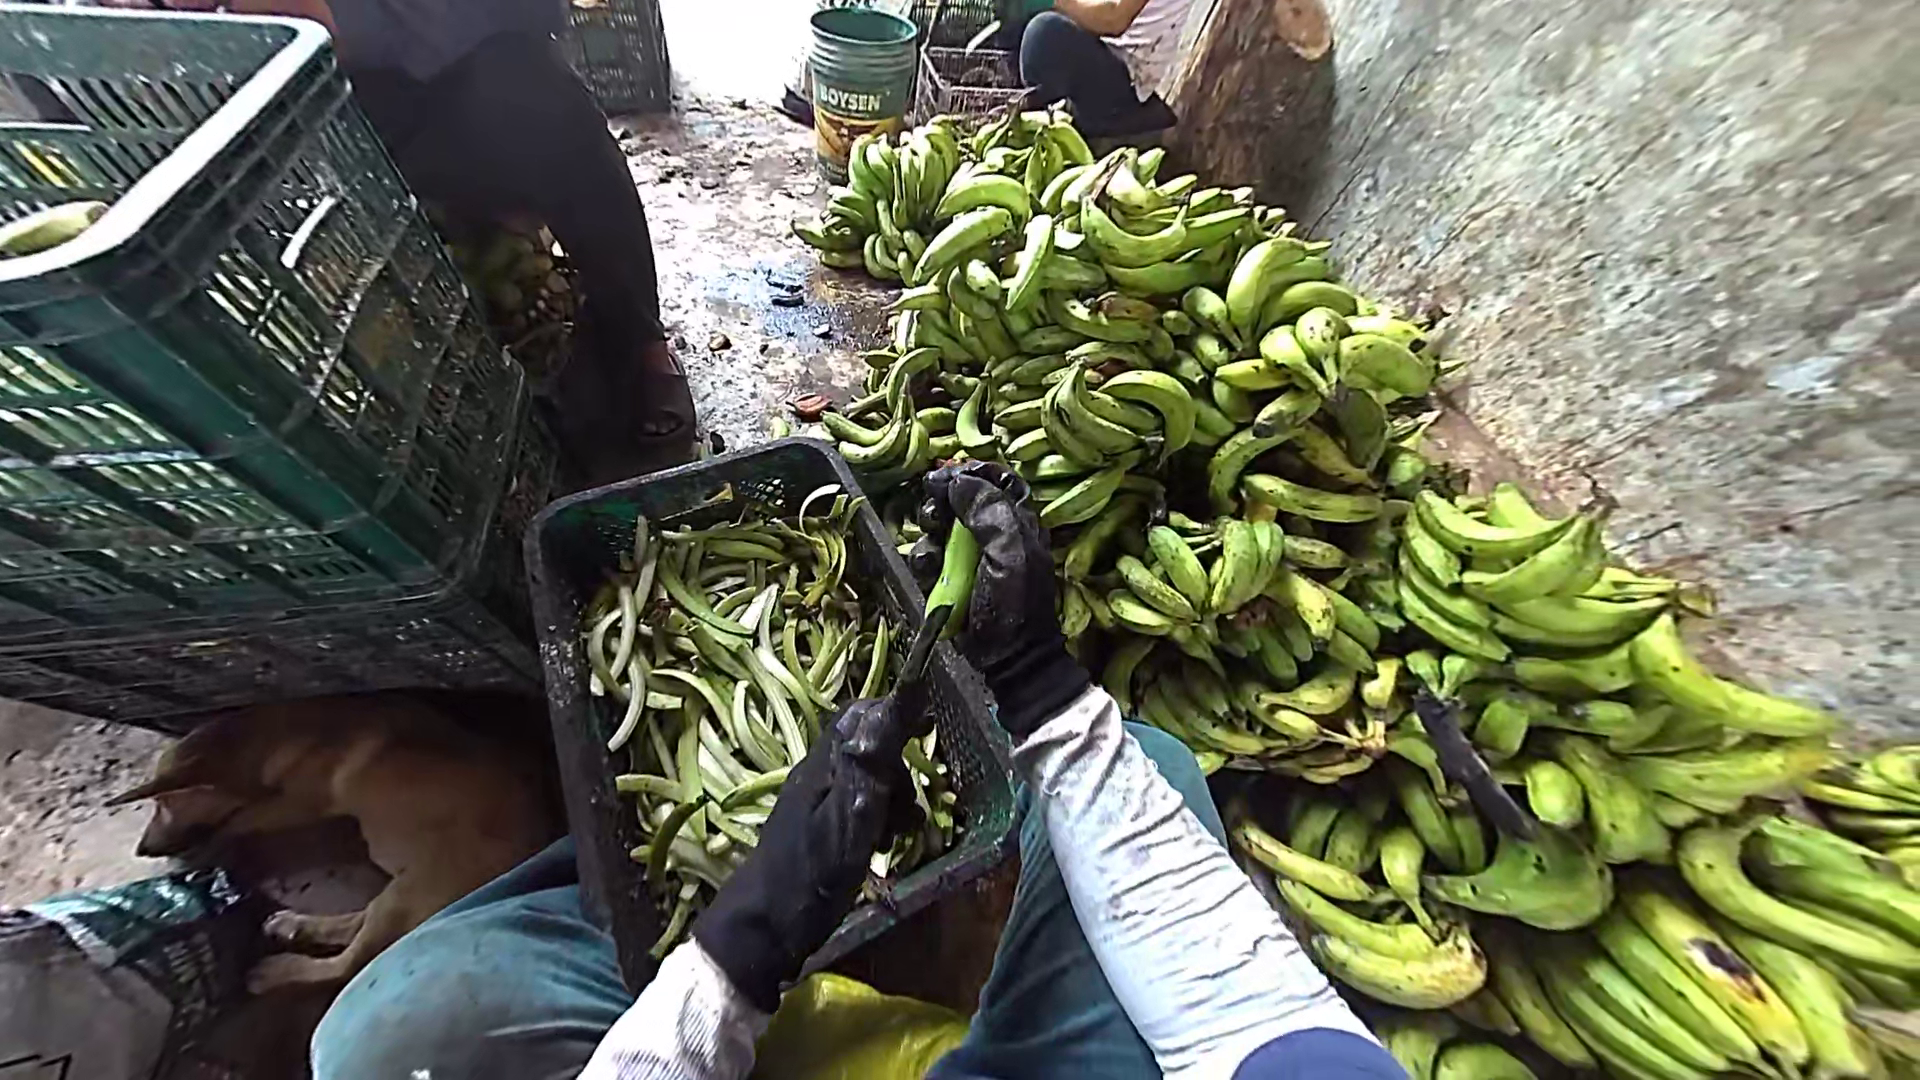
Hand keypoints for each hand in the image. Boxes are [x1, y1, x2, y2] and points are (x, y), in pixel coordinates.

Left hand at [691, 698, 911, 1011]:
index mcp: (826, 761)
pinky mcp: (816, 826)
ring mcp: (815, 799)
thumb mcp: (853, 811)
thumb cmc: (812, 871)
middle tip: (912, 803)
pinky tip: (884, 844)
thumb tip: (901, 694)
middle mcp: (819, 771)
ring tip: (904, 829)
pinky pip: (855, 804)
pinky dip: (877, 817)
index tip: (928, 727)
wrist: (761, 931)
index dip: (896, 713)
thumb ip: (875, 756)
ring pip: (865, 777)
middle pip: (867, 746)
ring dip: (892, 796)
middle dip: (898, 766)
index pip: (862, 713)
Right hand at [912, 461, 1089, 738]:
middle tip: (933, 514)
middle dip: (941, 503)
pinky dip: (924, 561)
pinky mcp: (948, 576)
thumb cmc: (1015, 606)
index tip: (945, 478)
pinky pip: (928, 555)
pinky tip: (929, 573)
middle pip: (958, 498)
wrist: (1007, 660)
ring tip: (934, 552)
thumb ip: (988, 514)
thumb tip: (958, 481)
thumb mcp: (1010, 555)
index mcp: (1016, 521)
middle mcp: (991, 532)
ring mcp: (968, 555)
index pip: (993, 480)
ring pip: (938, 526)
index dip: (968, 474)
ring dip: (929, 533)